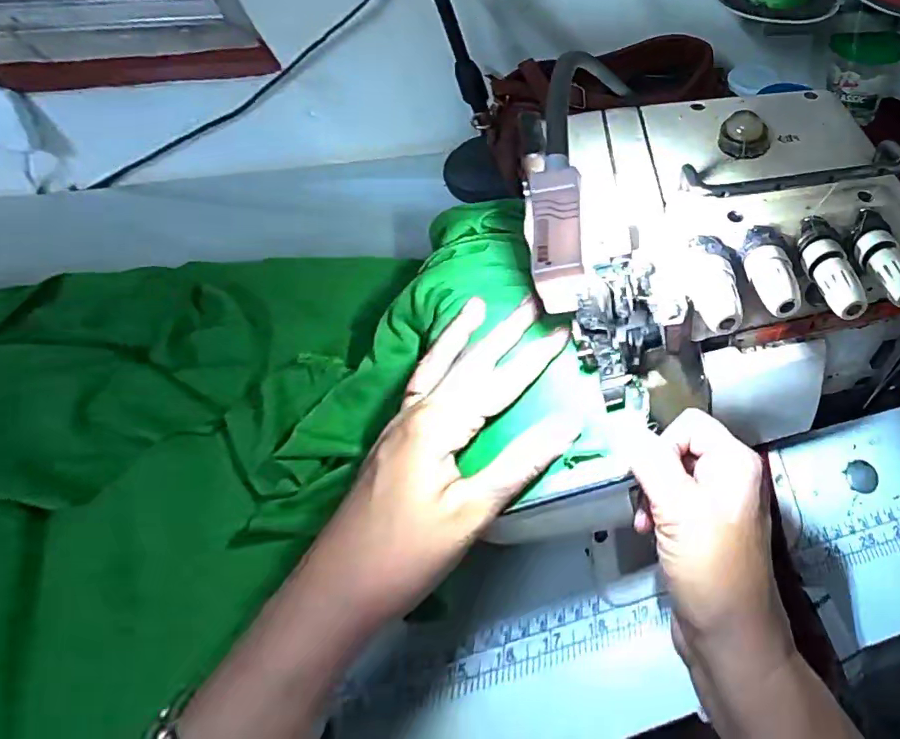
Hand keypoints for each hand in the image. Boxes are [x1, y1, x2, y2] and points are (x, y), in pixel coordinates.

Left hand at [181, 297, 577, 737]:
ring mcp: (398, 427)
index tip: (562, 331)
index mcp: (436, 426)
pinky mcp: (391, 442)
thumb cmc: (405, 556)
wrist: (331, 595)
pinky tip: (440, 359)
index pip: (498, 383)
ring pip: (436, 368)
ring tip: (476, 307)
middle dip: (502, 332)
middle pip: (467, 364)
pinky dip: (434, 361)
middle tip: (530, 303)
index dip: (534, 358)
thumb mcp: (471, 512)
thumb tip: (568, 422)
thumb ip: (520, 463)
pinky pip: (418, 384)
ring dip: (461, 335)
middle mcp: (415, 415)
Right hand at [622, 409, 788, 666]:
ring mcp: (720, 503)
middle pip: (682, 448)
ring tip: (645, 523)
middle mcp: (732, 475)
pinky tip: (651, 534)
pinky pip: (678, 502)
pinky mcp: (706, 528)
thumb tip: (625, 430)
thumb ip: (650, 464)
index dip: (662, 444)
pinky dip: (661, 513)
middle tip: (644, 504)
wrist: (729, 636)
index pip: (691, 425)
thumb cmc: (709, 567)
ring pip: (675, 476)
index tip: (645, 477)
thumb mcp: (677, 508)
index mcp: (735, 461)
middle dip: (655, 472)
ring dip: (653, 495)